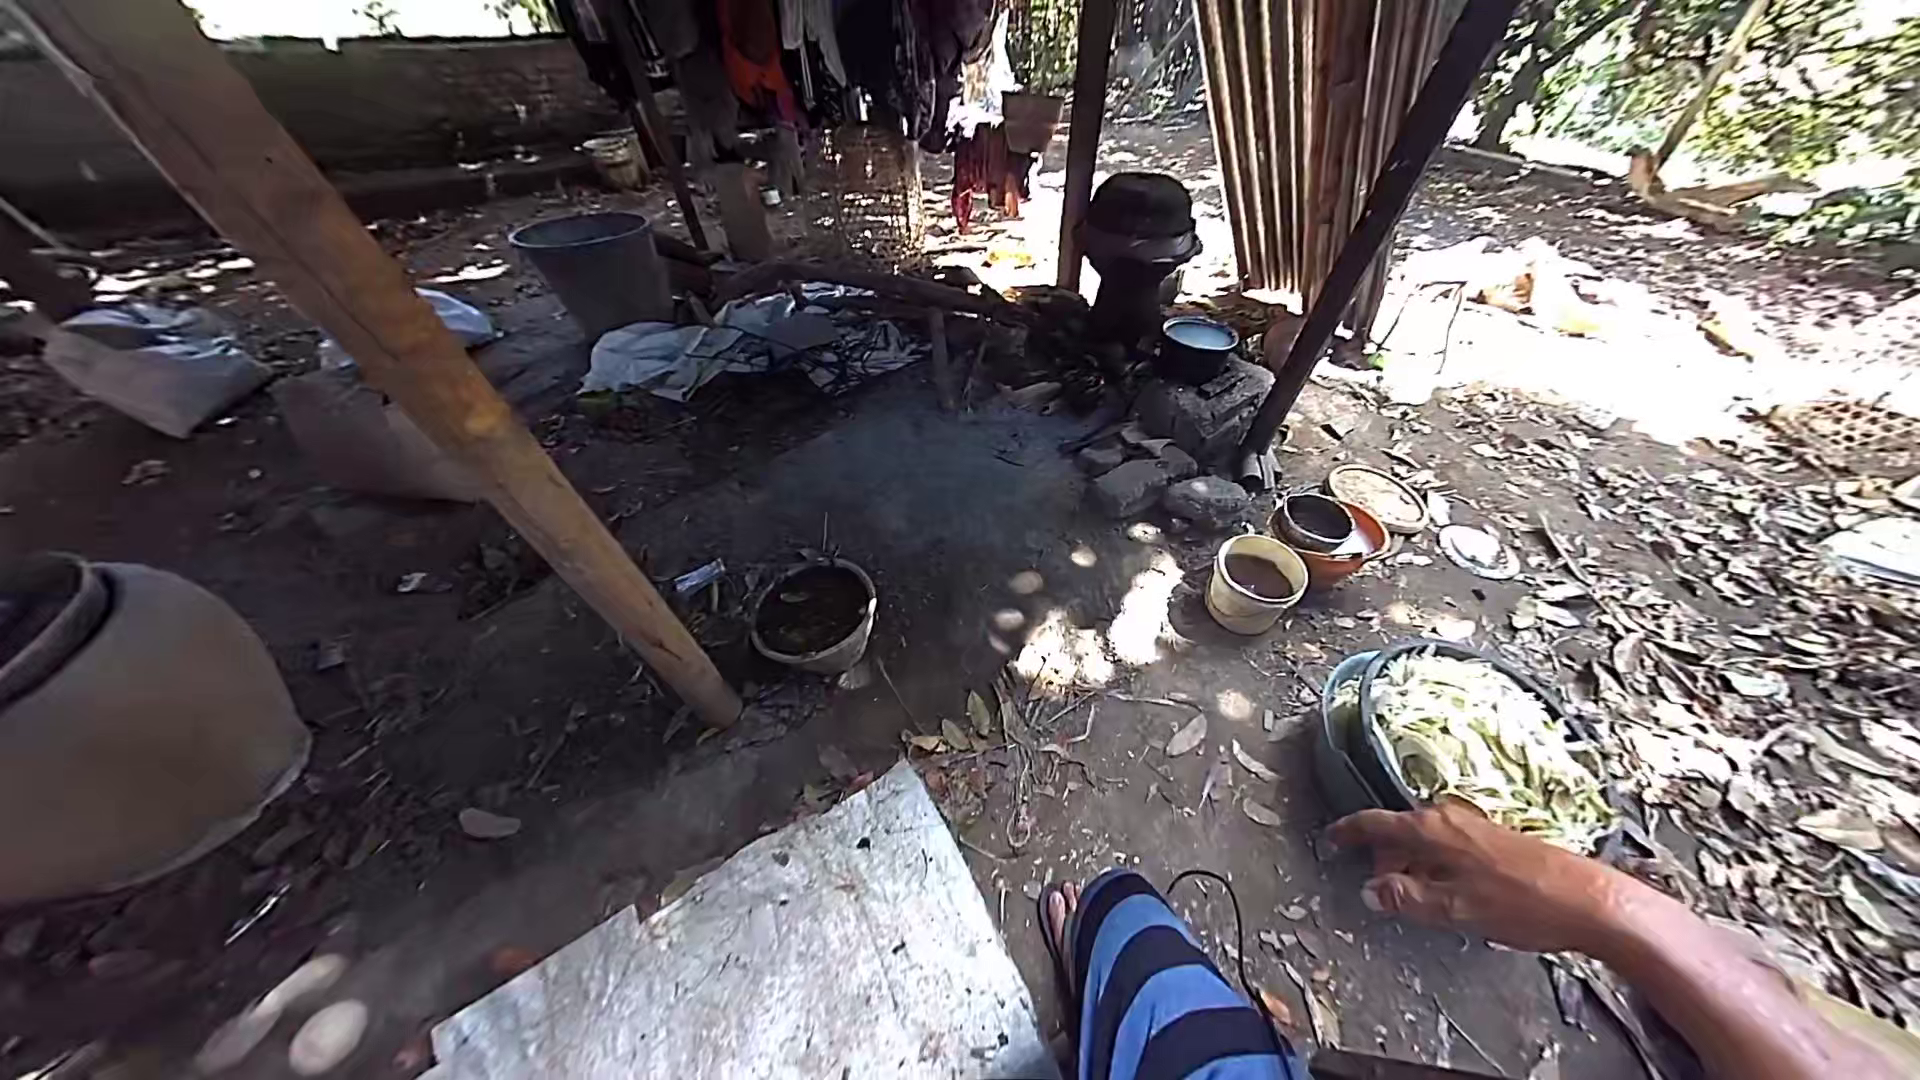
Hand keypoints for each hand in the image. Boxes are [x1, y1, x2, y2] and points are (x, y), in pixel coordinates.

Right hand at [1329, 798, 1626, 953]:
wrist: (1598, 902)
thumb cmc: (1521, 903)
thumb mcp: (1456, 909)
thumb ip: (1407, 899)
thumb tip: (1369, 892)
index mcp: (1427, 828)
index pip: (1373, 823)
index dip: (1347, 831)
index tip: (1330, 838)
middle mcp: (1444, 816)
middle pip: (1397, 832)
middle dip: (1383, 857)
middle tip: (1381, 888)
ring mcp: (1471, 823)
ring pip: (1423, 838)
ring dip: (1411, 861)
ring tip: (1418, 894)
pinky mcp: (1493, 835)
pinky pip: (1446, 842)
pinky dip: (1435, 861)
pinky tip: (1451, 888)